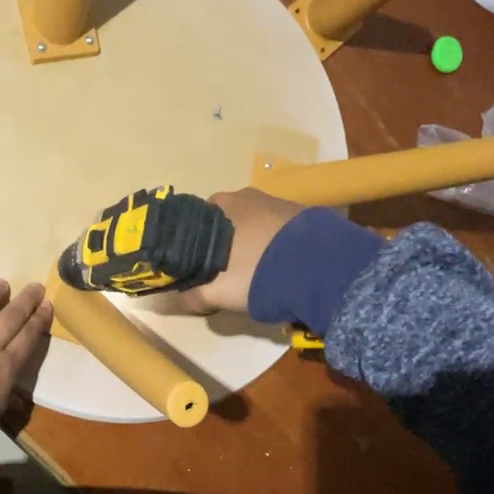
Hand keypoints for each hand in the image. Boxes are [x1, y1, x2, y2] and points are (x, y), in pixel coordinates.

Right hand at [173, 187, 303, 313]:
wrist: (319, 268)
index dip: (193, 240)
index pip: (196, 218)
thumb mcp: (220, 293)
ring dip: (250, 238)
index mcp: (222, 206)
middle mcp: (247, 195)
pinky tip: (279, 260)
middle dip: (223, 239)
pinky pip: (277, 226)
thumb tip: (174, 298)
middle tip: (225, 266)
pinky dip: (273, 240)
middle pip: (226, 218)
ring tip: (254, 265)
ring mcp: (278, 200)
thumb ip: (193, 295)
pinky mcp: (303, 211)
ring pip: (253, 220)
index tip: (197, 260)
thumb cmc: (257, 274)